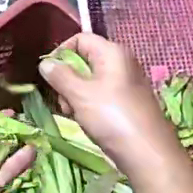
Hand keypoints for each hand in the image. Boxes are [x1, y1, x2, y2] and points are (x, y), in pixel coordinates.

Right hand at [37, 34, 183, 171]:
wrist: (147, 153)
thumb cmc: (112, 117)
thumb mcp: (79, 94)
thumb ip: (59, 75)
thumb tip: (45, 63)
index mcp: (112, 53)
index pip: (79, 39)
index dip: (61, 52)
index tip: (49, 73)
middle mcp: (121, 63)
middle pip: (83, 60)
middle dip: (66, 78)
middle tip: (62, 99)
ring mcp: (125, 84)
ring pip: (88, 81)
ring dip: (74, 95)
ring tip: (72, 113)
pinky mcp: (126, 103)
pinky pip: (99, 96)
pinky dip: (87, 105)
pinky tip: (85, 120)